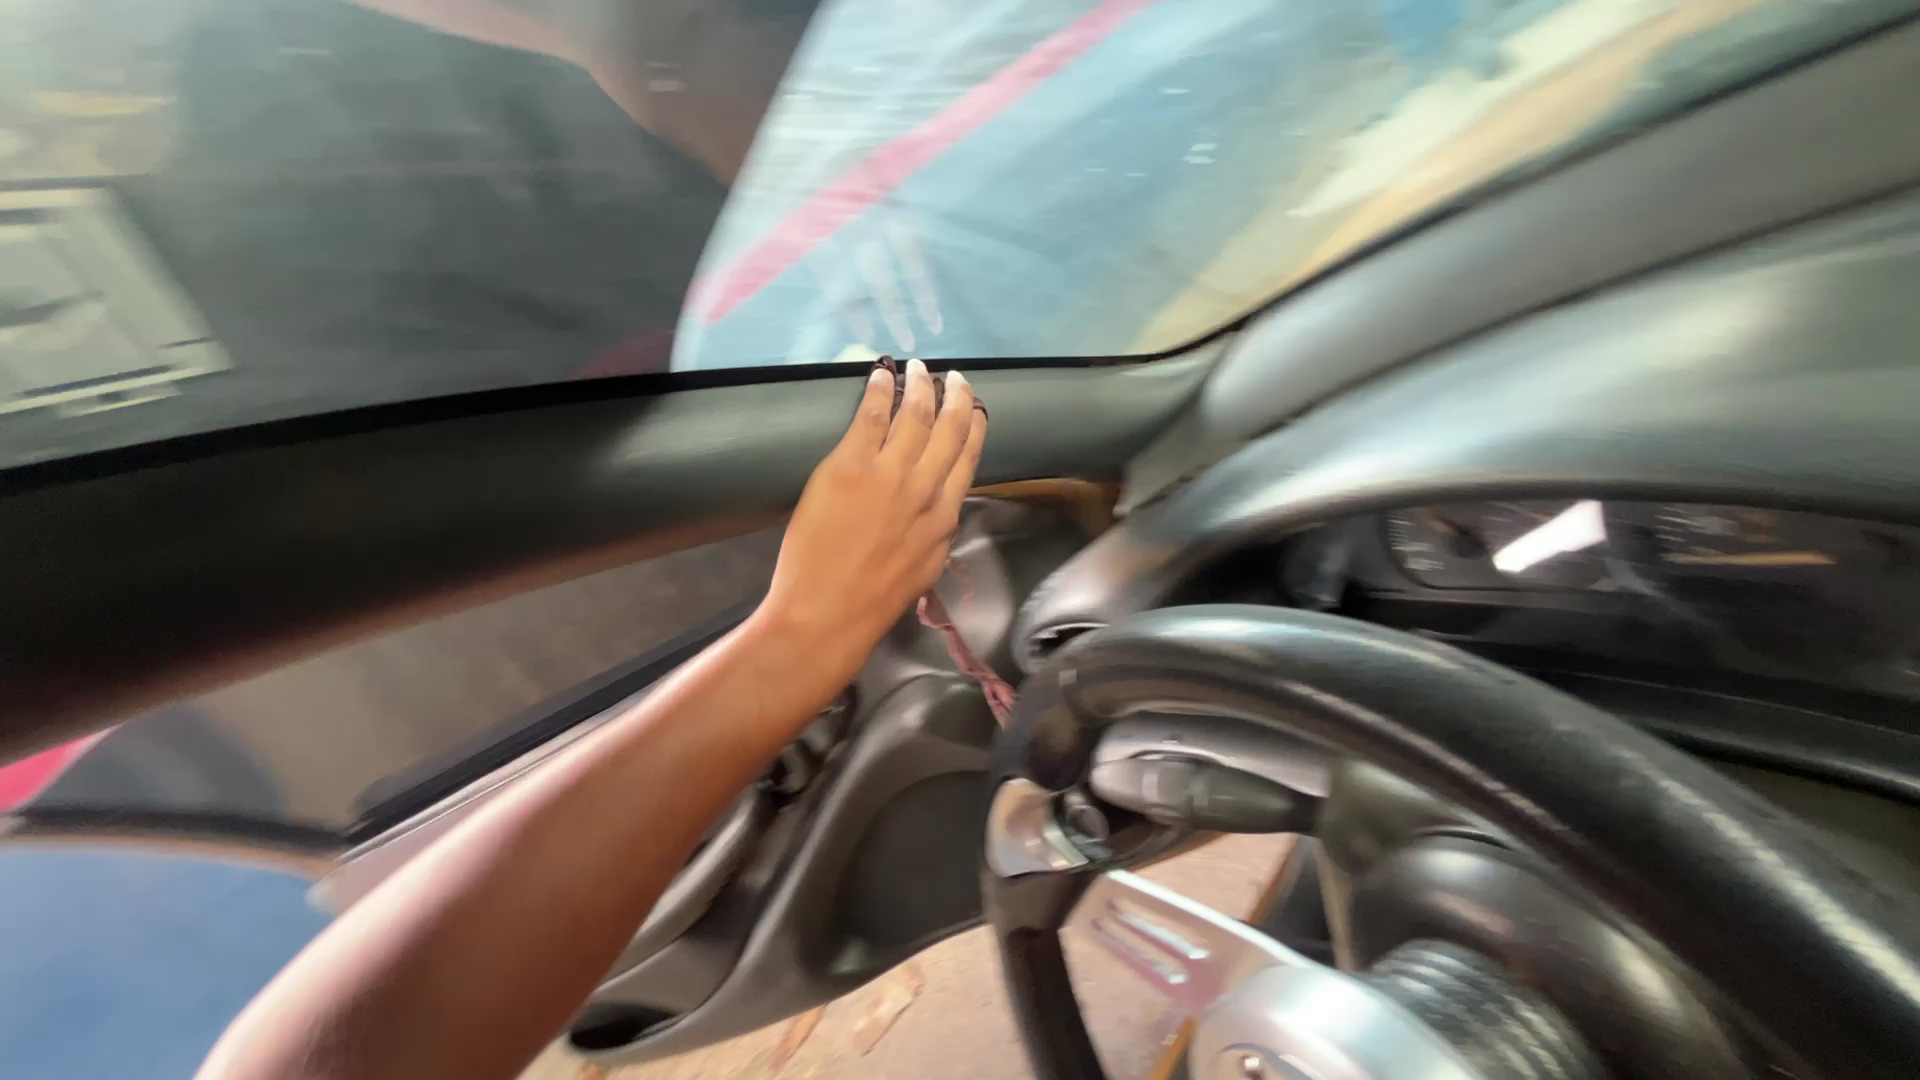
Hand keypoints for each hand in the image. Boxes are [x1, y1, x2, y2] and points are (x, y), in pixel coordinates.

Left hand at [757, 358, 986, 687]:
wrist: (828, 614)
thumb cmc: (874, 601)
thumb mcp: (925, 569)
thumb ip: (936, 534)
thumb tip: (942, 511)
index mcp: (944, 518)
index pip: (968, 459)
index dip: (973, 428)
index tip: (975, 408)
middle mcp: (924, 490)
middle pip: (948, 431)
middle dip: (955, 398)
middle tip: (955, 378)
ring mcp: (888, 475)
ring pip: (914, 416)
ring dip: (920, 386)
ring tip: (920, 368)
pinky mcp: (849, 467)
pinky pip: (870, 416)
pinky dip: (879, 390)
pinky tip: (881, 374)